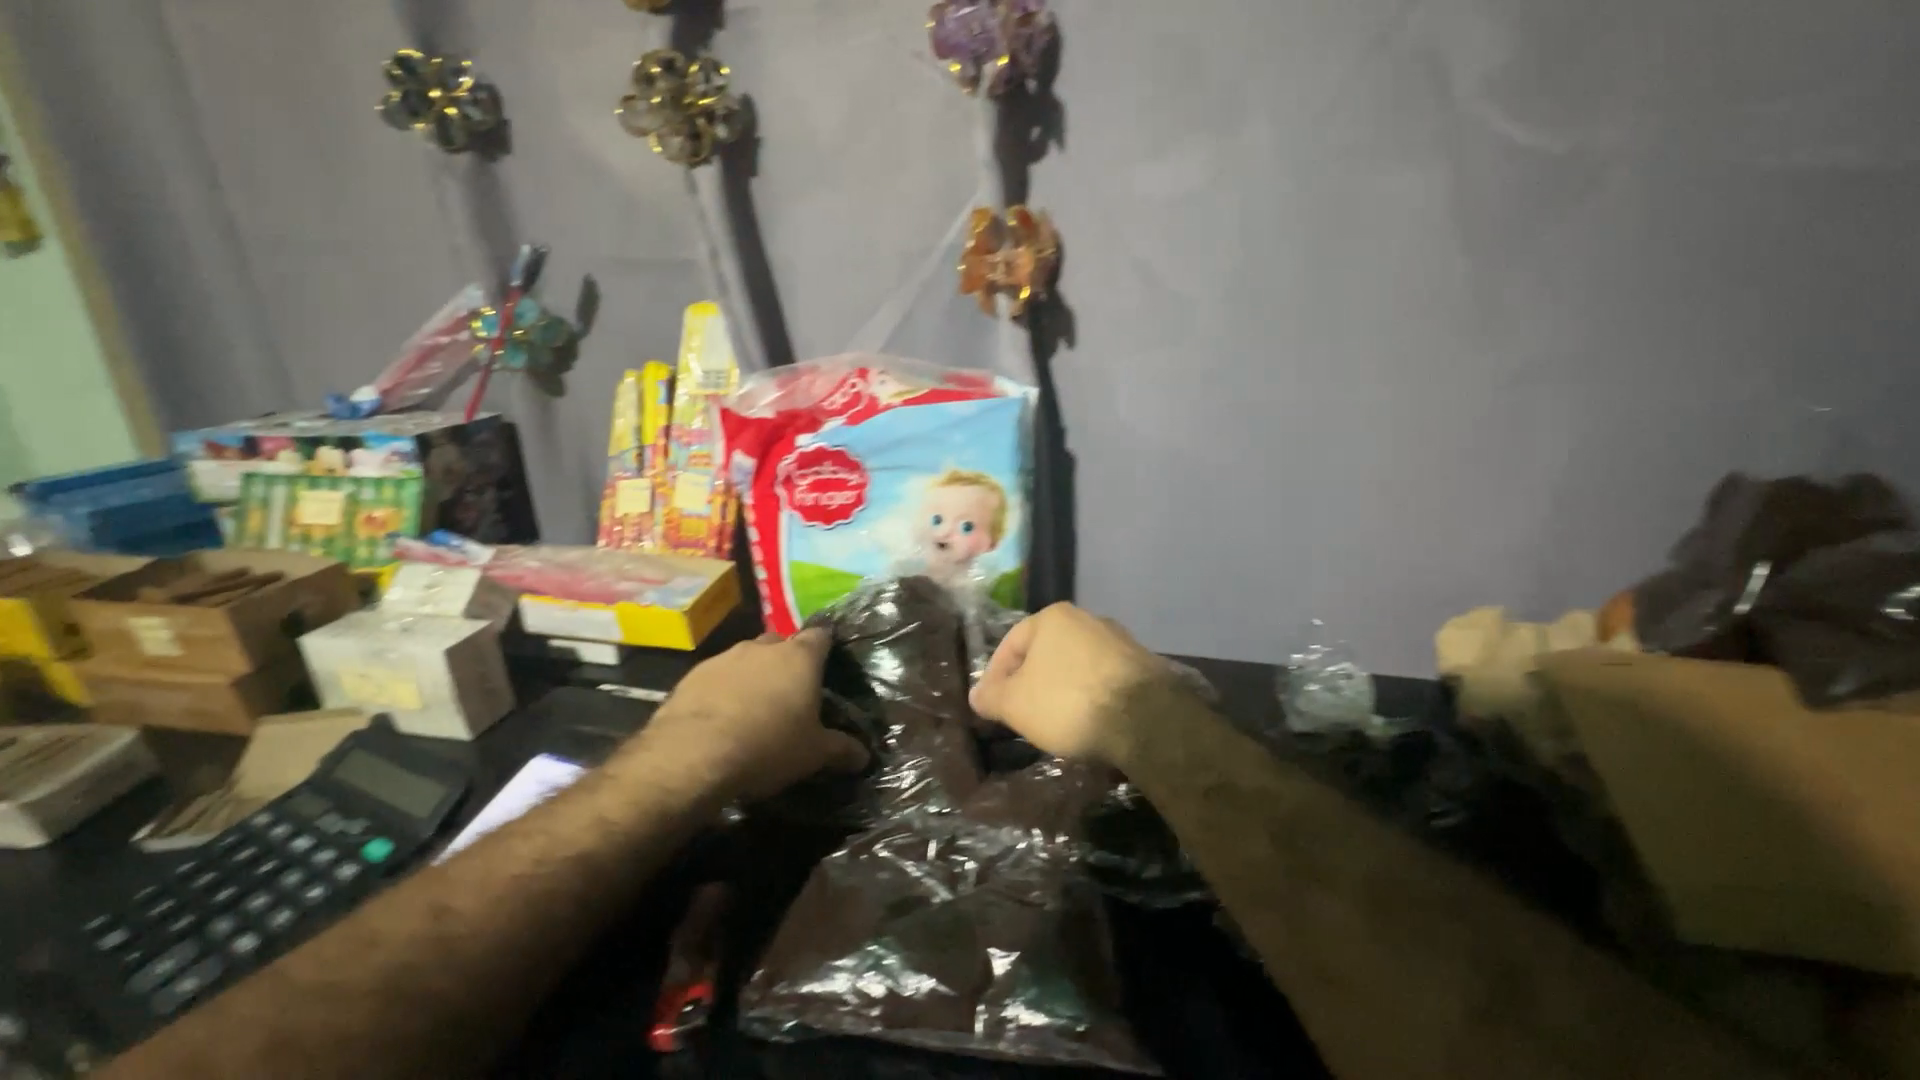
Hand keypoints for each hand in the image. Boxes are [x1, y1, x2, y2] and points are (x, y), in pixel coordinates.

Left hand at [643, 629, 868, 800]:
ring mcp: (724, 657)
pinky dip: (722, 690)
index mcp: (800, 658)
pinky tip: (720, 718)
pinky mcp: (692, 675)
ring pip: (746, 657)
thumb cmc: (769, 746)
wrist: (694, 755)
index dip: (825, 647)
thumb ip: (841, 750)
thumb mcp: (814, 754)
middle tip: (790, 693)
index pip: (820, 635)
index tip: (827, 664)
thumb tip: (863, 756)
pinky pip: (716, 676)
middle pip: (780, 643)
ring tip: (752, 708)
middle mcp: (762, 648)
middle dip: (786, 661)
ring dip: (752, 675)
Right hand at [969, 603, 1181, 764]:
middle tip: (1021, 713)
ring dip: (1062, 690)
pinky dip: (1090, 697)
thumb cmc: (1067, 701)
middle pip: (1046, 653)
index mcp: (1053, 617)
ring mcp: (1120, 641)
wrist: (1144, 717)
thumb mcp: (1015, 704)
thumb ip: (991, 697)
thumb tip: (976, 695)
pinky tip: (1088, 721)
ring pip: (1076, 666)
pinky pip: (1104, 680)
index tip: (991, 706)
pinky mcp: (1144, 666)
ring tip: (1055, 721)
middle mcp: (1088, 619)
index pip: (1010, 644)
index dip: (994, 676)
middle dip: (1030, 682)